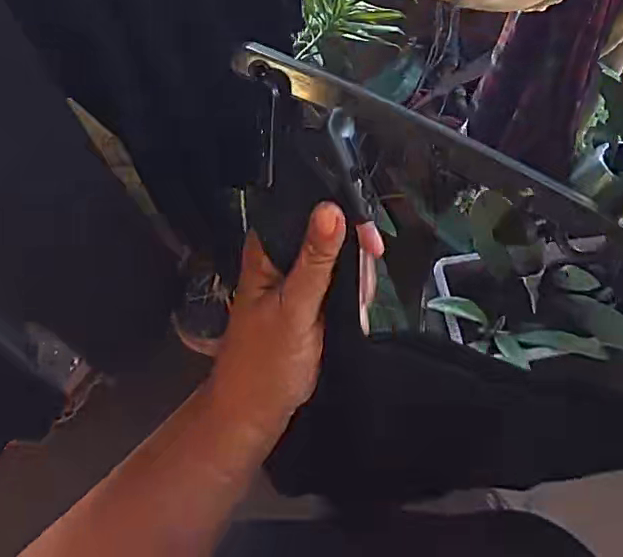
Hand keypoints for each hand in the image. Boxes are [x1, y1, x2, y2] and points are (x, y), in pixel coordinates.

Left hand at [204, 203, 382, 431]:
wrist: (254, 415)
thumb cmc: (263, 364)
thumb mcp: (294, 309)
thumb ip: (315, 260)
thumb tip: (331, 210)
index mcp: (269, 247)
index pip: (310, 207)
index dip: (345, 215)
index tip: (369, 241)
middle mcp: (284, 253)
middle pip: (335, 229)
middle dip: (357, 257)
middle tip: (360, 290)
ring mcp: (299, 274)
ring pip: (344, 255)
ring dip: (358, 281)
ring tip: (352, 310)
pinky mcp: (312, 294)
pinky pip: (344, 279)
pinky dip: (355, 295)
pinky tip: (353, 315)